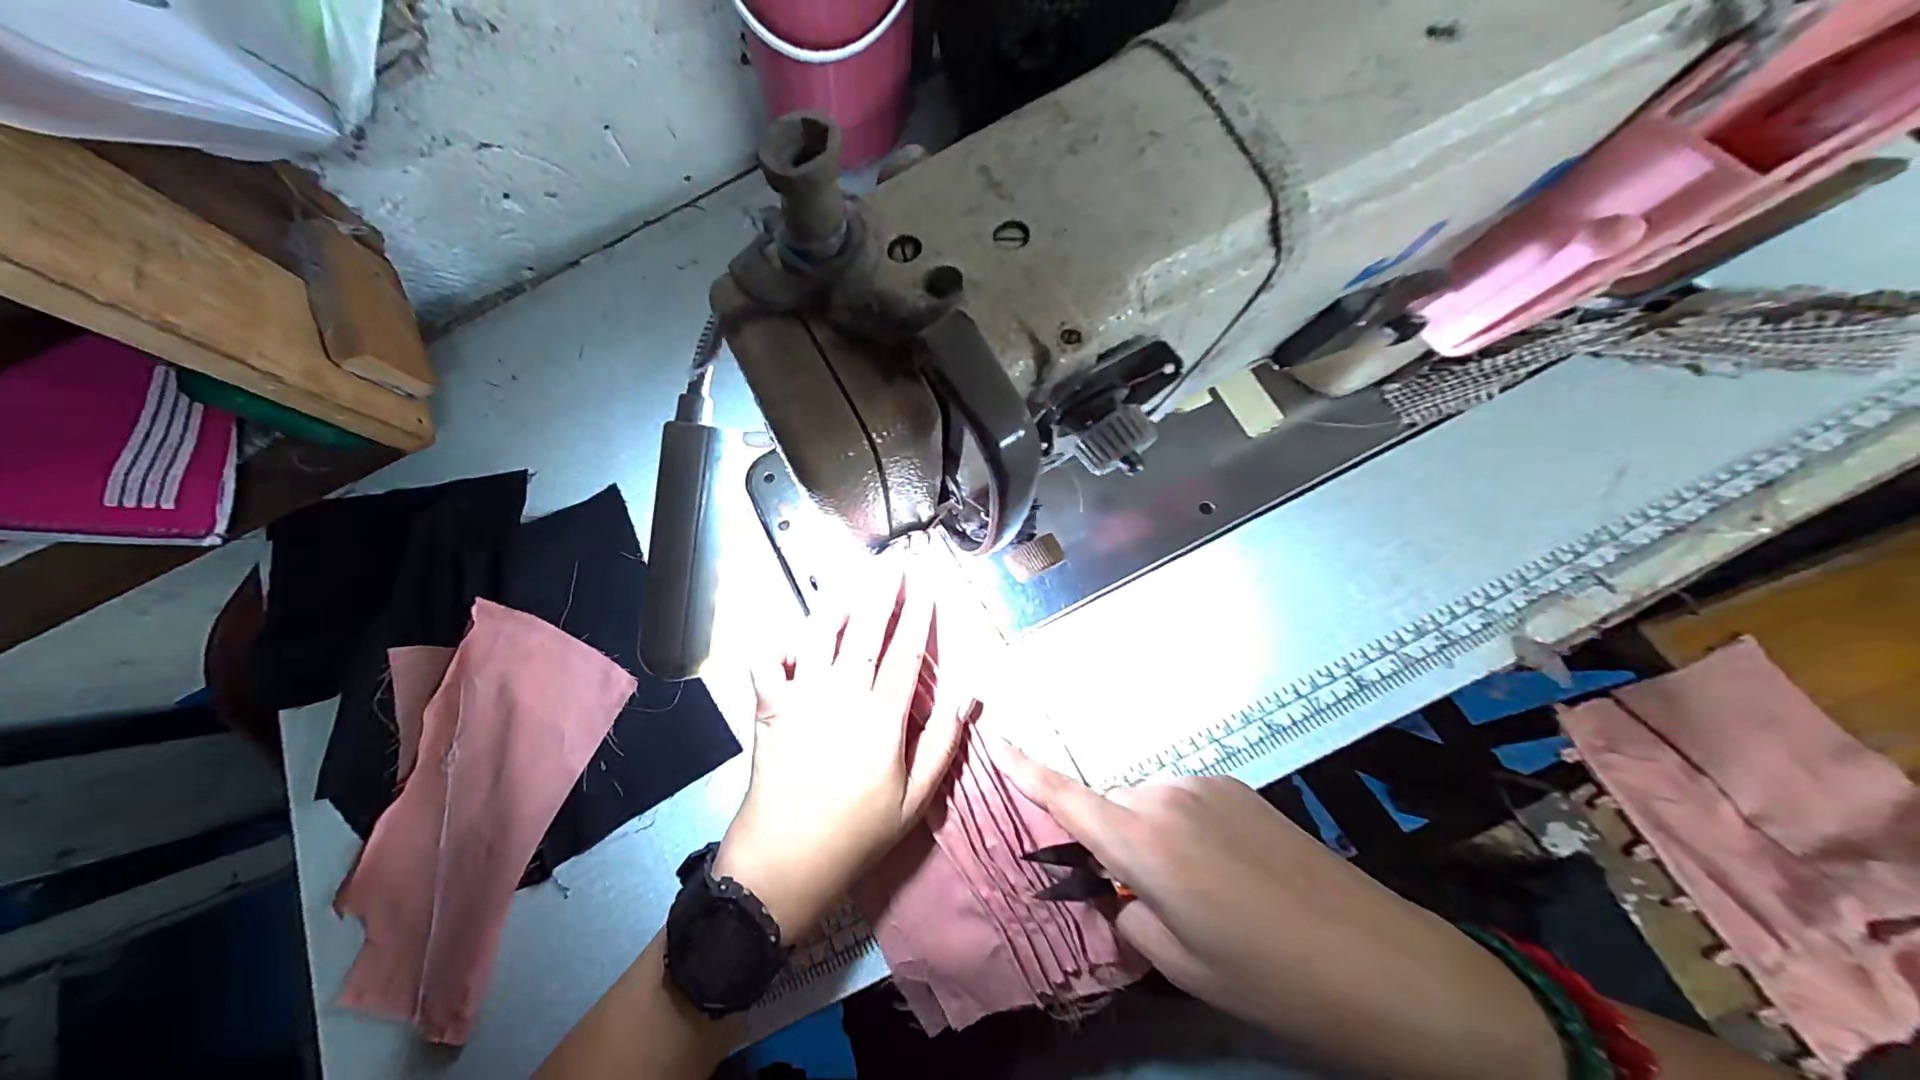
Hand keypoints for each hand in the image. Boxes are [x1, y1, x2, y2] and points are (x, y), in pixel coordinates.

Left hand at [714, 572, 972, 940]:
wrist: (786, 861)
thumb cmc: (857, 832)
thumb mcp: (915, 800)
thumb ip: (942, 744)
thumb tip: (969, 696)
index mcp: (881, 718)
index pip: (906, 652)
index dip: (919, 614)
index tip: (928, 585)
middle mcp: (840, 696)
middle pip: (864, 631)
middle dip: (881, 591)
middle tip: (893, 561)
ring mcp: (801, 699)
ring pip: (818, 636)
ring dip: (836, 602)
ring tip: (850, 576)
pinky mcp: (769, 709)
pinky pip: (767, 666)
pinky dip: (776, 645)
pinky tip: (790, 635)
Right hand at [999, 744, 1565, 1079]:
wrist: (1382, 963)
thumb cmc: (1267, 975)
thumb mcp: (1179, 965)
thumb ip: (1128, 919)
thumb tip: (1119, 896)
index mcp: (1143, 840)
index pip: (1066, 798)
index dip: (1025, 769)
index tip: (995, 737)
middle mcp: (1167, 795)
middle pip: (1114, 810)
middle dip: (1115, 846)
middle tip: (1149, 902)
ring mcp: (1209, 786)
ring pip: (1153, 807)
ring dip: (1155, 840)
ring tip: (1205, 894)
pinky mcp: (1242, 788)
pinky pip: (1189, 804)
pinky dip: (1188, 831)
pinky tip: (1234, 874)